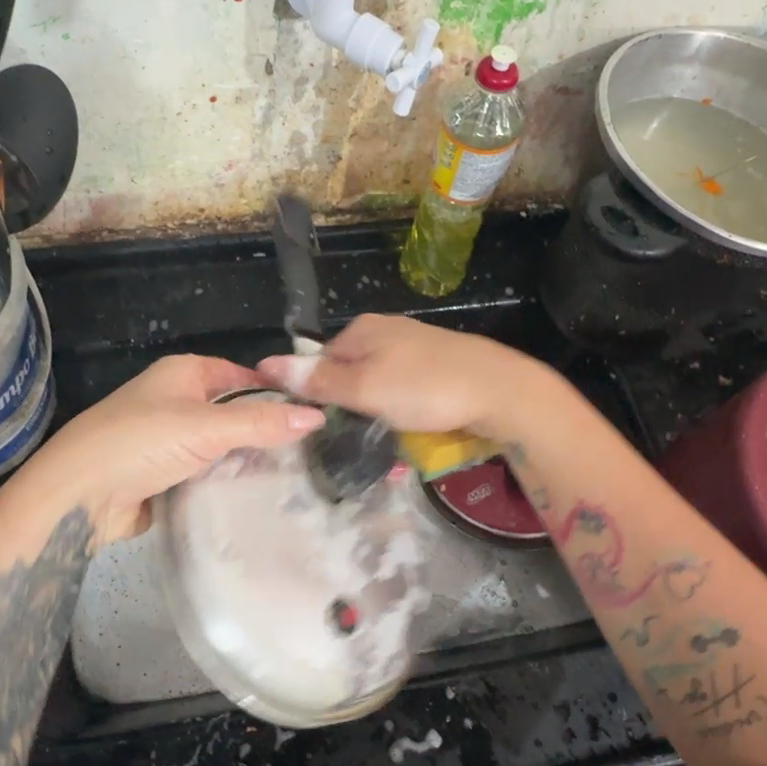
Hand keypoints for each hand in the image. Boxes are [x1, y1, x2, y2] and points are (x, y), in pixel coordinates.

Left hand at [16, 355, 324, 544]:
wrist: (78, 496)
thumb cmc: (138, 443)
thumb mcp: (205, 427)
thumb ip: (260, 423)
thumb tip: (317, 416)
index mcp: (184, 374)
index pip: (243, 376)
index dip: (276, 393)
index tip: (315, 416)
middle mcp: (178, 402)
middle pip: (235, 413)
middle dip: (267, 432)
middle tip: (315, 454)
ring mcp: (171, 441)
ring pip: (224, 448)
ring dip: (250, 462)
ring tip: (300, 478)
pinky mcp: (167, 477)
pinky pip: (208, 476)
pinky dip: (230, 484)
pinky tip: (262, 497)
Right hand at [258, 314, 548, 437]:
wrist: (502, 392)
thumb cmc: (426, 388)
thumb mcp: (364, 388)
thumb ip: (317, 380)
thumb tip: (265, 363)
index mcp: (362, 329)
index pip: (318, 361)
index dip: (316, 394)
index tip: (324, 425)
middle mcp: (387, 330)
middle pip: (349, 373)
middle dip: (350, 405)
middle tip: (357, 436)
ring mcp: (416, 347)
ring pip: (378, 384)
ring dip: (378, 412)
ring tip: (386, 436)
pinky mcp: (439, 366)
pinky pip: (405, 391)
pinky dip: (404, 410)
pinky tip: (413, 426)